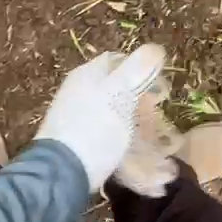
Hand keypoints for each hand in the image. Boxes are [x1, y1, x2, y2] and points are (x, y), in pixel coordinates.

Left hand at [34, 44, 165, 190]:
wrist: (62, 172)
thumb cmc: (94, 127)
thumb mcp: (119, 91)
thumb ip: (137, 68)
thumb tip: (155, 48)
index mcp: (88, 75)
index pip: (117, 61)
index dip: (141, 71)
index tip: (158, 90)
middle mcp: (80, 93)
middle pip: (118, 91)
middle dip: (142, 107)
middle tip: (156, 122)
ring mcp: (78, 120)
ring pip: (116, 118)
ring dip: (138, 132)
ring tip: (154, 149)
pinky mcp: (80, 146)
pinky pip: (109, 141)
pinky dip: (127, 150)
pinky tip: (141, 166)